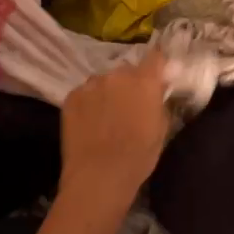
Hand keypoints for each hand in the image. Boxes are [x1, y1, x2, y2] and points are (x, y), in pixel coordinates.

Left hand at [59, 50, 168, 205]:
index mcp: (145, 81)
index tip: (158, 77)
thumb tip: (158, 91)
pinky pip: (85, 93)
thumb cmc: (138, 156)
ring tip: (106, 116)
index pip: (156, 57)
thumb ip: (159, 102)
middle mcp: (117, 75)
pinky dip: (89, 102)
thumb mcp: (161, 128)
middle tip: (130, 105)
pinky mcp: (71, 97)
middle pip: (127, 70)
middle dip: (131, 83)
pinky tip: (90, 123)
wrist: (98, 176)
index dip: (158, 65)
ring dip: (108, 91)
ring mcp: (91, 84)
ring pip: (104, 81)